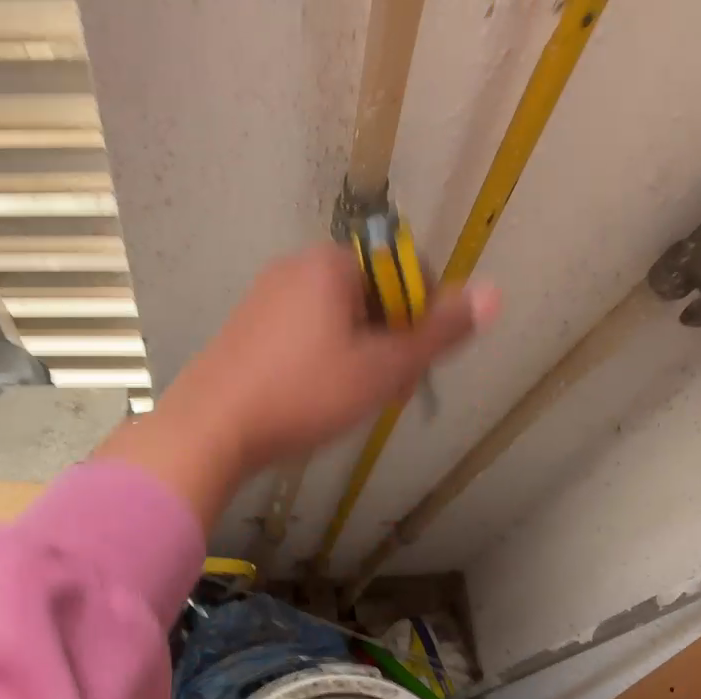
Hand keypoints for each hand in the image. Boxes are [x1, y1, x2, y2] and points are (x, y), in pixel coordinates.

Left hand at [95, 243, 497, 527]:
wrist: (207, 431)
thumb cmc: (302, 396)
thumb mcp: (381, 369)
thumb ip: (438, 332)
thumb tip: (493, 292)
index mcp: (330, 263)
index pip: (404, 271)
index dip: (422, 319)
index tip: (413, 367)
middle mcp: (293, 268)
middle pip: (370, 297)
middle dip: (387, 344)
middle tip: (384, 394)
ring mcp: (262, 299)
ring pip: (335, 322)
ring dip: (356, 359)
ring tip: (349, 406)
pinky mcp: (242, 333)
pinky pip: (300, 338)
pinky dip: (319, 365)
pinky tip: (311, 405)